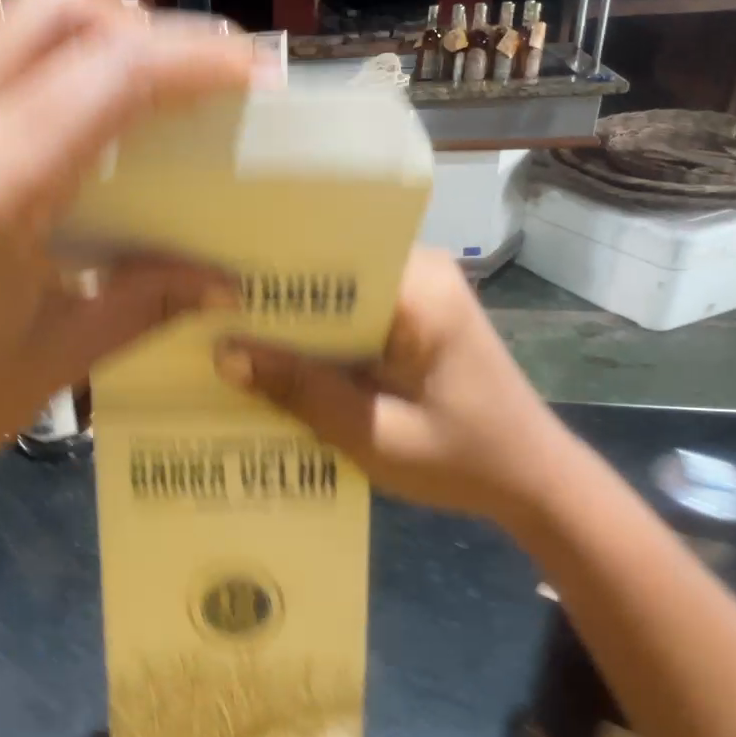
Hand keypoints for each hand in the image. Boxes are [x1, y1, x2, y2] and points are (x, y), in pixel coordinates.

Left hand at [0, 0, 251, 514]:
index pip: (113, 74)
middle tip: (205, 87)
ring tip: (160, 102)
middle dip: (148, 27)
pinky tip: (94, 134)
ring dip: (101, 38)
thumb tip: (225, 282)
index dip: (197, 62)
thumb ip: (143, 303)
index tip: (259, 77)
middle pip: (60, 6)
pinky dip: (61, 67)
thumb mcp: (51, 362)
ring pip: (23, 22)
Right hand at [214, 248, 587, 526]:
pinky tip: (274, 358)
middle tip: (203, 317)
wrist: (532, 480)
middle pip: (327, 272)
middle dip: (271, 300)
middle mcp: (420, 272)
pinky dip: (316, 339)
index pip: (326, 256)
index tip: (209, 292)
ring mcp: (418, 293)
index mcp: (418, 286)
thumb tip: (223, 354)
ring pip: (334, 296)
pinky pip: (350, 317)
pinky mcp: (413, 318)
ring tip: (224, 335)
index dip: (267, 275)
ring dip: (290, 322)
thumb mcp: (375, 434)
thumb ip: (302, 391)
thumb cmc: (463, 459)